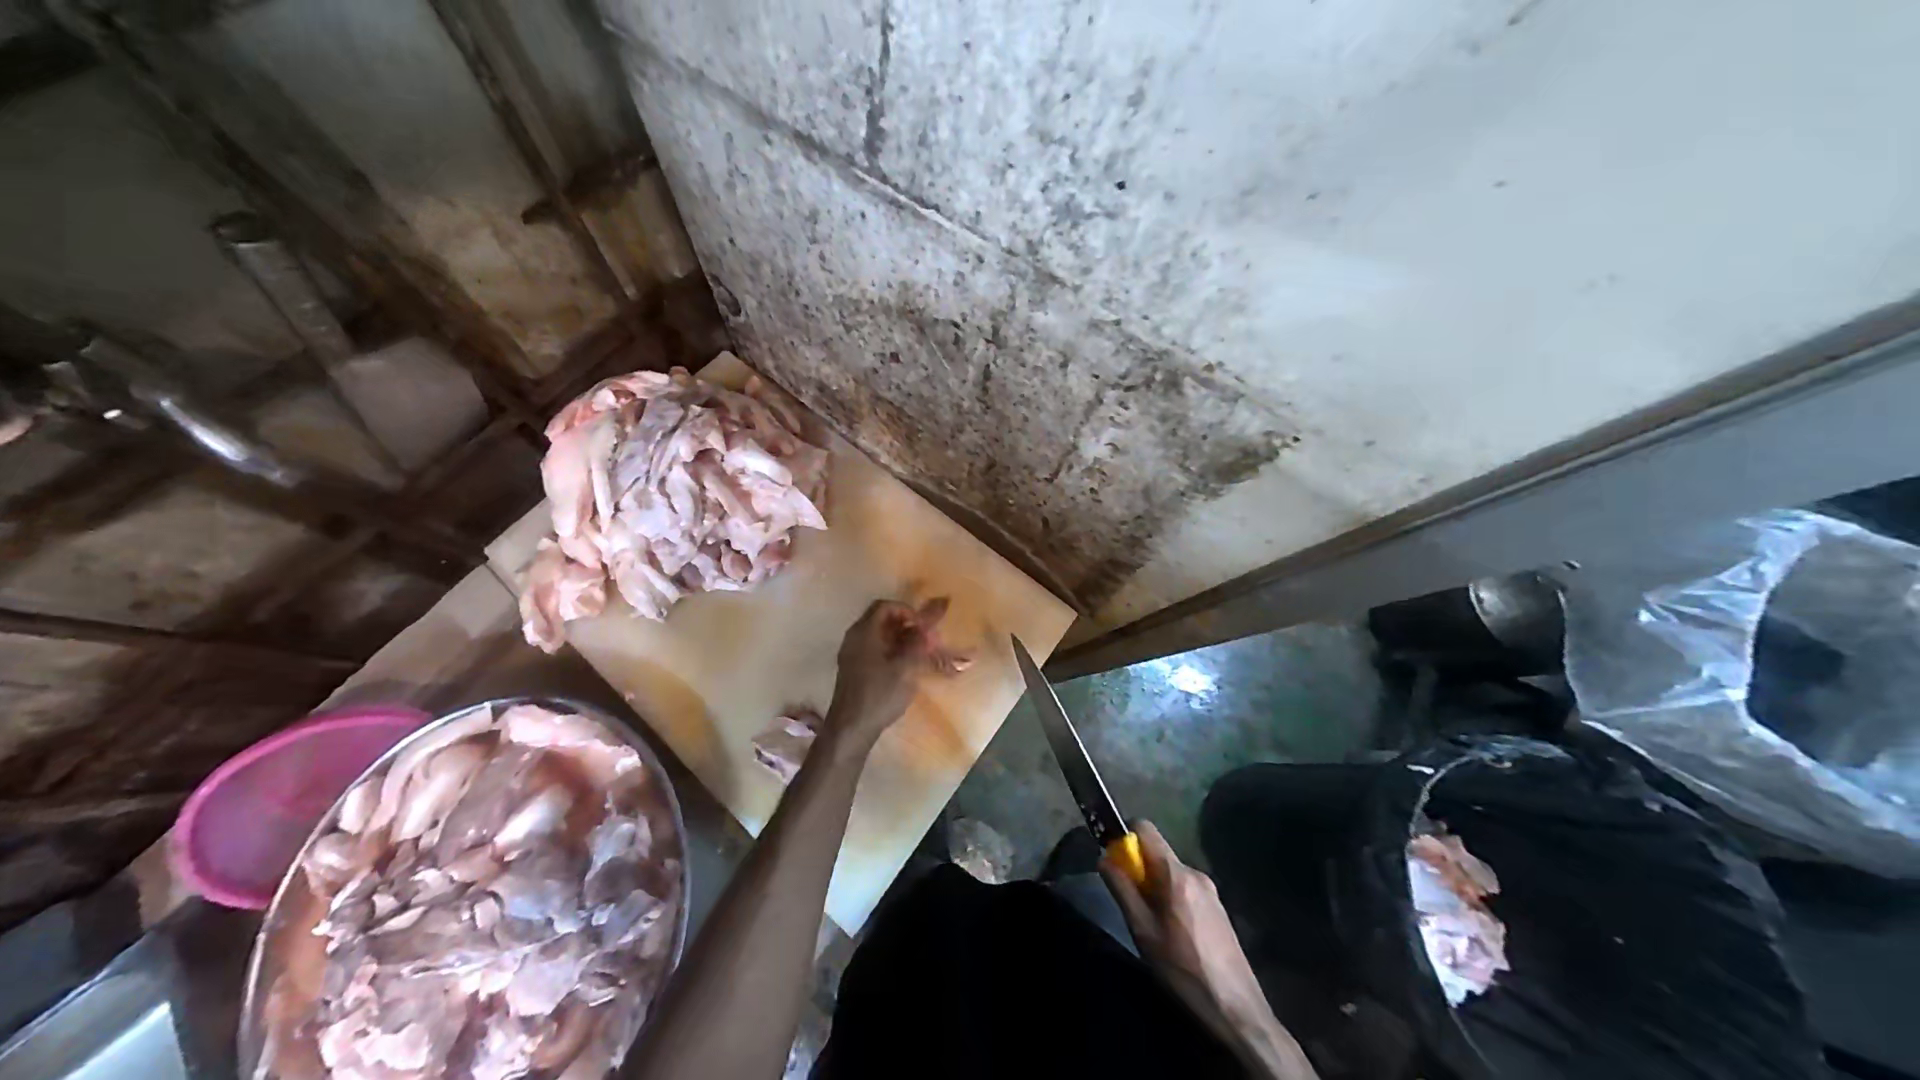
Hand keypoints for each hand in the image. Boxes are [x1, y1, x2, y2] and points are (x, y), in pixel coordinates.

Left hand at [821, 598, 952, 751]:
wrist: (851, 728)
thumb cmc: (879, 694)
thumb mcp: (904, 668)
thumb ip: (917, 644)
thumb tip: (928, 628)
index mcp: (864, 632)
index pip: (885, 606)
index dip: (907, 611)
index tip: (923, 627)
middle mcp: (854, 637)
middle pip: (881, 619)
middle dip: (906, 625)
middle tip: (925, 639)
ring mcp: (852, 653)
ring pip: (878, 635)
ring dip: (900, 638)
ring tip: (920, 652)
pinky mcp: (853, 668)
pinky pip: (874, 648)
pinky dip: (891, 650)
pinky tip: (905, 665)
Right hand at [1102, 822, 1317, 1079]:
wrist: (1236, 1009)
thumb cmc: (1183, 969)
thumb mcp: (1142, 930)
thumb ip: (1121, 889)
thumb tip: (1104, 858)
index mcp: (1176, 873)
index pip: (1145, 828)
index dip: (1124, 837)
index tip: (1115, 862)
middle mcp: (1196, 873)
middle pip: (1157, 853)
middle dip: (1138, 869)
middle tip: (1131, 904)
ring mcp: (1211, 890)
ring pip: (1170, 873)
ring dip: (1154, 887)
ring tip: (1152, 926)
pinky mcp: (1218, 908)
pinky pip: (1185, 889)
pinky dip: (1170, 899)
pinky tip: (1174, 935)